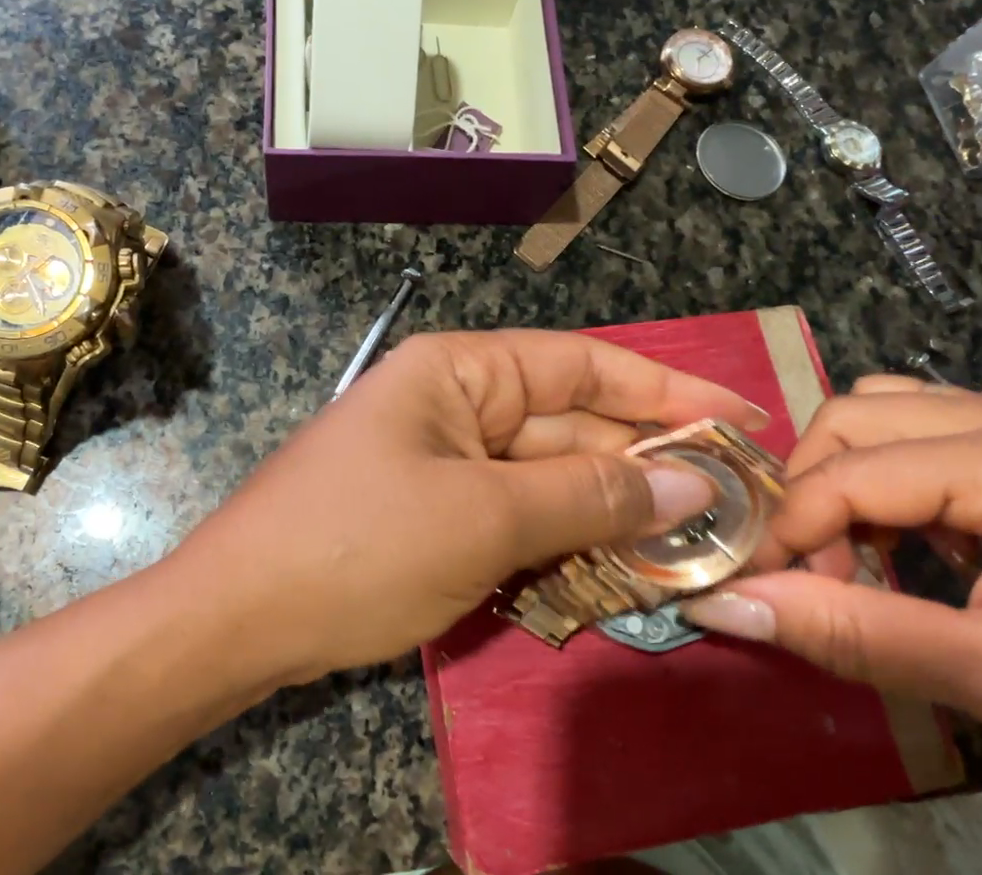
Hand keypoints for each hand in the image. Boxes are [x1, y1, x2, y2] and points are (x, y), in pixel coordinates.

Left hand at [165, 330, 767, 684]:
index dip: (666, 388)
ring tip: (698, 545)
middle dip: (647, 465)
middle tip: (737, 506)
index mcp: (456, 371)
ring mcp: (442, 464)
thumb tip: (693, 484)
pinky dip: (564, 542)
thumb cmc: (359, 545)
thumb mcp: (483, 517)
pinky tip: (621, 569)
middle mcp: (452, 404)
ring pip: (547, 479)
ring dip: (612, 512)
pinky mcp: (432, 518)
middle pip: (570, 424)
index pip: (581, 364)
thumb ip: (590, 497)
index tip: (741, 417)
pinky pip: (515, 518)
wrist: (239, 619)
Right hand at [681, 378, 981, 855]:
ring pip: (886, 412)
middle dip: (811, 494)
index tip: (765, 591)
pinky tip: (915, 544)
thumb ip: (857, 633)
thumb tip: (728, 604)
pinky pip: (928, 434)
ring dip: (846, 478)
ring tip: (858, 555)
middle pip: (856, 416)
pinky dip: (890, 480)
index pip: (854, 469)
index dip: (790, 528)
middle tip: (818, 577)